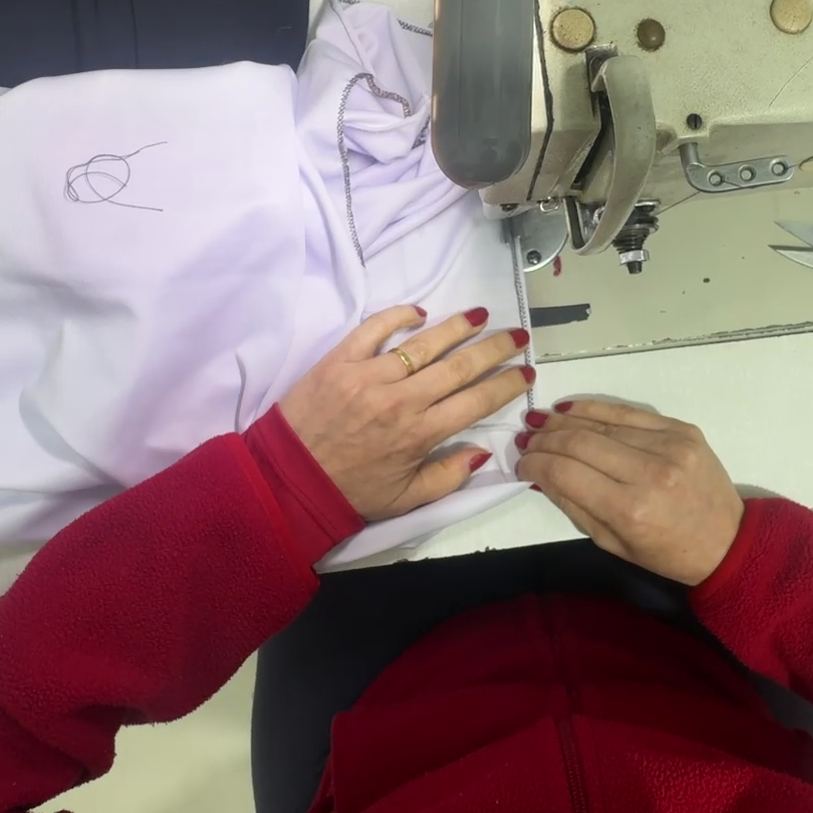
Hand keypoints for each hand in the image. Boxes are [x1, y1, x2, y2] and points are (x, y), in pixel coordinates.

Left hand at [280, 306, 531, 520]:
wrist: (286, 479)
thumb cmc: (349, 491)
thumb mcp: (405, 499)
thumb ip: (448, 476)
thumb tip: (482, 451)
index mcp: (419, 434)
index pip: (476, 401)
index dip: (507, 384)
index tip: (526, 371)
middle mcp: (401, 400)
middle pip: (460, 366)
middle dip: (495, 348)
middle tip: (517, 335)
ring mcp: (370, 376)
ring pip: (424, 344)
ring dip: (457, 327)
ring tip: (481, 315)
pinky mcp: (340, 360)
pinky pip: (375, 329)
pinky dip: (398, 316)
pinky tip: (420, 312)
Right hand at [515, 400, 743, 585]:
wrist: (728, 541)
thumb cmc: (665, 553)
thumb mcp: (611, 543)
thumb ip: (571, 504)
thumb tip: (537, 471)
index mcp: (630, 510)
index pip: (566, 472)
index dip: (536, 462)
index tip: (520, 461)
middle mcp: (650, 473)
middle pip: (580, 442)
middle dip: (545, 438)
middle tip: (525, 438)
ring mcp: (670, 446)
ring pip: (601, 423)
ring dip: (563, 420)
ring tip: (539, 420)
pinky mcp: (682, 429)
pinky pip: (629, 412)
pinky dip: (595, 408)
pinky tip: (569, 408)